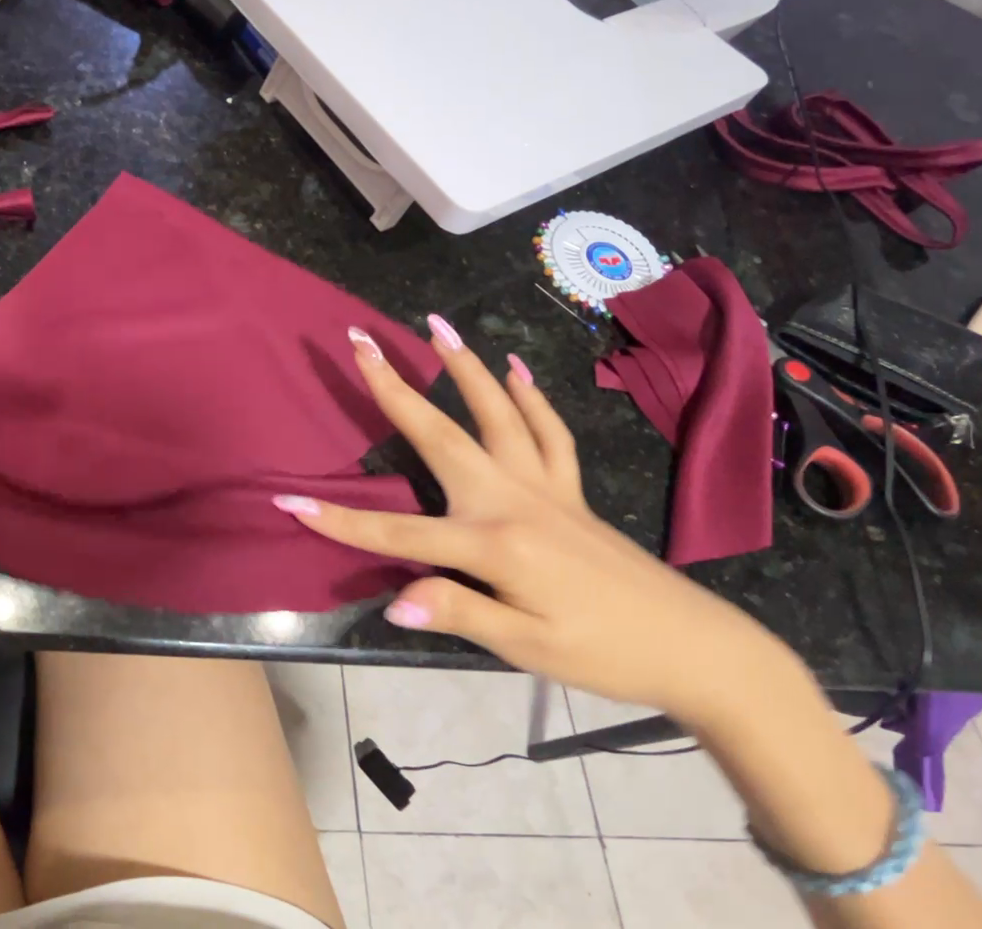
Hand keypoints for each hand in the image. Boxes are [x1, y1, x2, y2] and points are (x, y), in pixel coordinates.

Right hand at [275, 317, 801, 724]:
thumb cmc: (603, 654)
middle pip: (440, 436)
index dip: (338, 523)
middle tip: (360, 343)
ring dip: (462, 367)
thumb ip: (459, 611)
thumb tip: (395, 601)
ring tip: (436, 326)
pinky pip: (549, 432)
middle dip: (393, 388)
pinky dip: (530, 396)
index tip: (285, 503)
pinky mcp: (571, 490)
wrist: (696, 650)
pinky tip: (515, 368)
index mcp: (493, 543)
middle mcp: (514, 499)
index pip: (397, 533)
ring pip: (498, 413)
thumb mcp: (525, 647)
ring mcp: (546, 488)